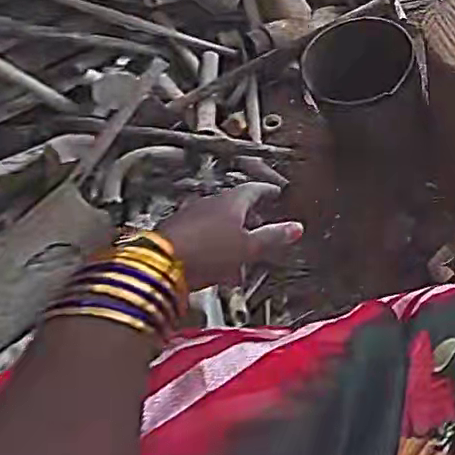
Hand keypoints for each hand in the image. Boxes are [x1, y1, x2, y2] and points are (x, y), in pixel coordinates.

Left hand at [155, 184, 301, 289]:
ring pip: (218, 221)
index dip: (268, 192)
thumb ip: (273, 237)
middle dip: (250, 217)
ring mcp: (190, 215)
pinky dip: (214, 244)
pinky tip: (216, 263)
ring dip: (231, 233)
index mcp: (232, 200)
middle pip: (236, 205)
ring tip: (241, 253)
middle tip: (262, 227)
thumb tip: (296, 228)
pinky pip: (202, 234)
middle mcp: (210, 202)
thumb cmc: (206, 252)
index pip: (256, 189)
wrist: (158, 265)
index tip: (276, 193)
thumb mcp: (248, 248)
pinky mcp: (174, 233)